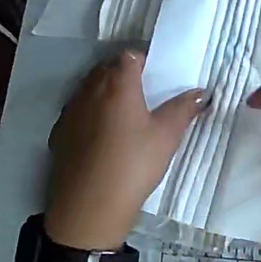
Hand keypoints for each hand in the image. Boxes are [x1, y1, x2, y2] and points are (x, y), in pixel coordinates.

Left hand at [45, 51, 205, 250]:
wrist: (89, 205)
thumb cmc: (134, 164)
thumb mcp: (167, 137)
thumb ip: (183, 109)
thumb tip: (200, 92)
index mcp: (118, 84)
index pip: (130, 56)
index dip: (144, 62)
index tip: (156, 78)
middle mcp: (90, 89)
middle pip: (107, 69)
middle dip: (124, 74)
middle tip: (144, 95)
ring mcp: (71, 110)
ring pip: (89, 88)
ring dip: (105, 93)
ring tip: (123, 115)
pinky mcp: (59, 131)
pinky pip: (78, 111)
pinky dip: (90, 113)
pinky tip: (102, 136)